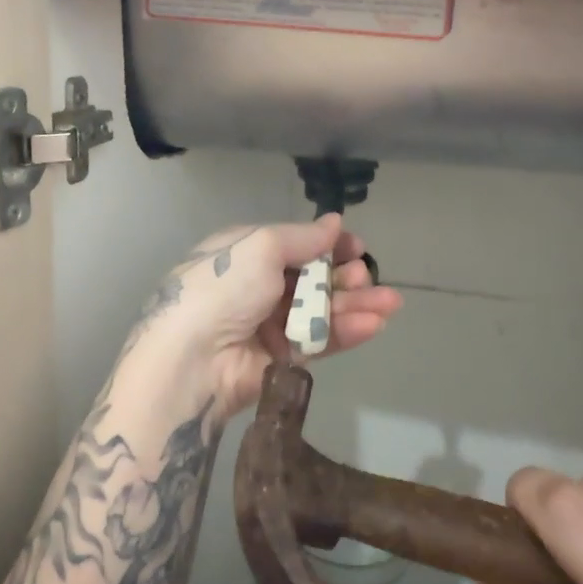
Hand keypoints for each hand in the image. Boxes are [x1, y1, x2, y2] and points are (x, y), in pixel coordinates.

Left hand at [126, 215, 402, 418]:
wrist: (193, 358)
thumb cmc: (224, 287)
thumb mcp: (261, 246)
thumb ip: (303, 237)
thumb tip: (333, 222)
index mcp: (244, 254)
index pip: (294, 246)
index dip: (326, 246)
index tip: (356, 246)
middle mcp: (256, 287)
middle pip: (311, 279)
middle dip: (344, 276)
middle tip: (364, 276)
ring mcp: (269, 325)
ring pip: (321, 312)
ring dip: (356, 304)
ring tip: (390, 302)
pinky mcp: (281, 361)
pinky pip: (320, 342)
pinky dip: (348, 331)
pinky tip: (376, 323)